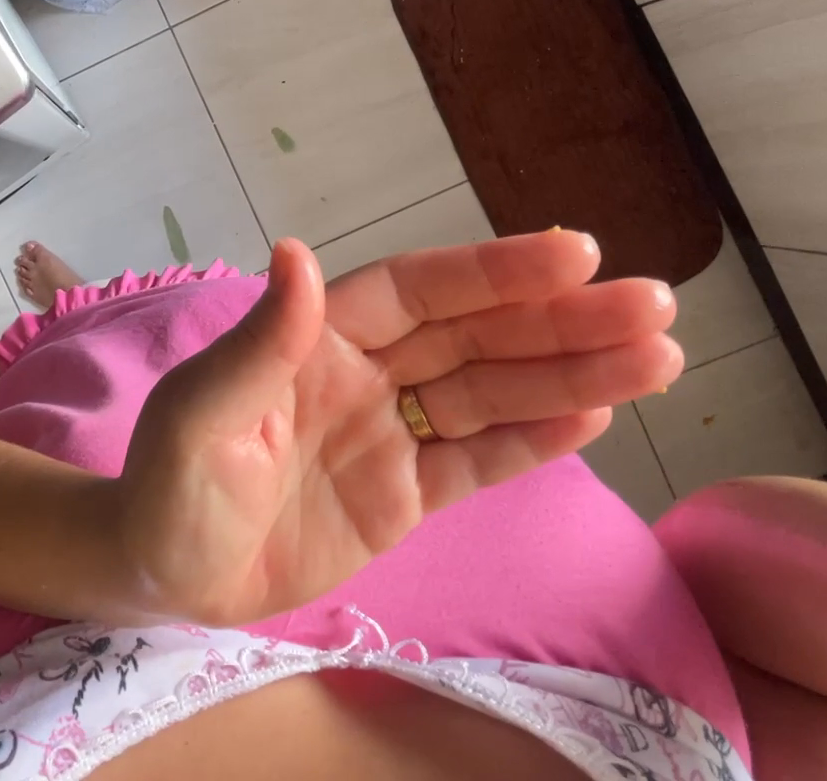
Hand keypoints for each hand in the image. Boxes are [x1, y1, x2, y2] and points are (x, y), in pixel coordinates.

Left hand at [114, 231, 681, 626]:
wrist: (170, 576)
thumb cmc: (173, 486)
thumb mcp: (206, 412)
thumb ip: (262, 340)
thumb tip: (297, 249)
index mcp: (315, 339)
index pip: (416, 292)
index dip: (492, 273)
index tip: (576, 254)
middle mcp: (360, 373)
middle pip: (471, 337)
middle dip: (557, 321)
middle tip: (655, 308)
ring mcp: (386, 434)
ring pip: (488, 394)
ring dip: (569, 375)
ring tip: (656, 357)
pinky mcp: (402, 494)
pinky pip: (476, 458)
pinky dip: (534, 439)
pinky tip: (596, 417)